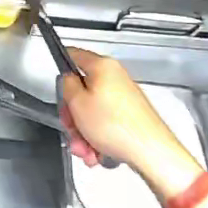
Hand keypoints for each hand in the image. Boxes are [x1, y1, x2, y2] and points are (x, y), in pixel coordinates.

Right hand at [58, 48, 204, 198]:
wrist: (151, 153)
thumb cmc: (118, 127)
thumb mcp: (76, 102)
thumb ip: (65, 84)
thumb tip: (67, 81)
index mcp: (103, 67)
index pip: (73, 55)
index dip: (60, 67)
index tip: (55, 80)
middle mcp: (116, 79)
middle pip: (81, 90)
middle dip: (72, 114)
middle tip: (71, 126)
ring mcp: (124, 98)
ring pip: (91, 111)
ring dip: (83, 132)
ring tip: (85, 148)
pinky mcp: (130, 116)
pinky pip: (104, 124)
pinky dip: (97, 139)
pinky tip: (97, 152)